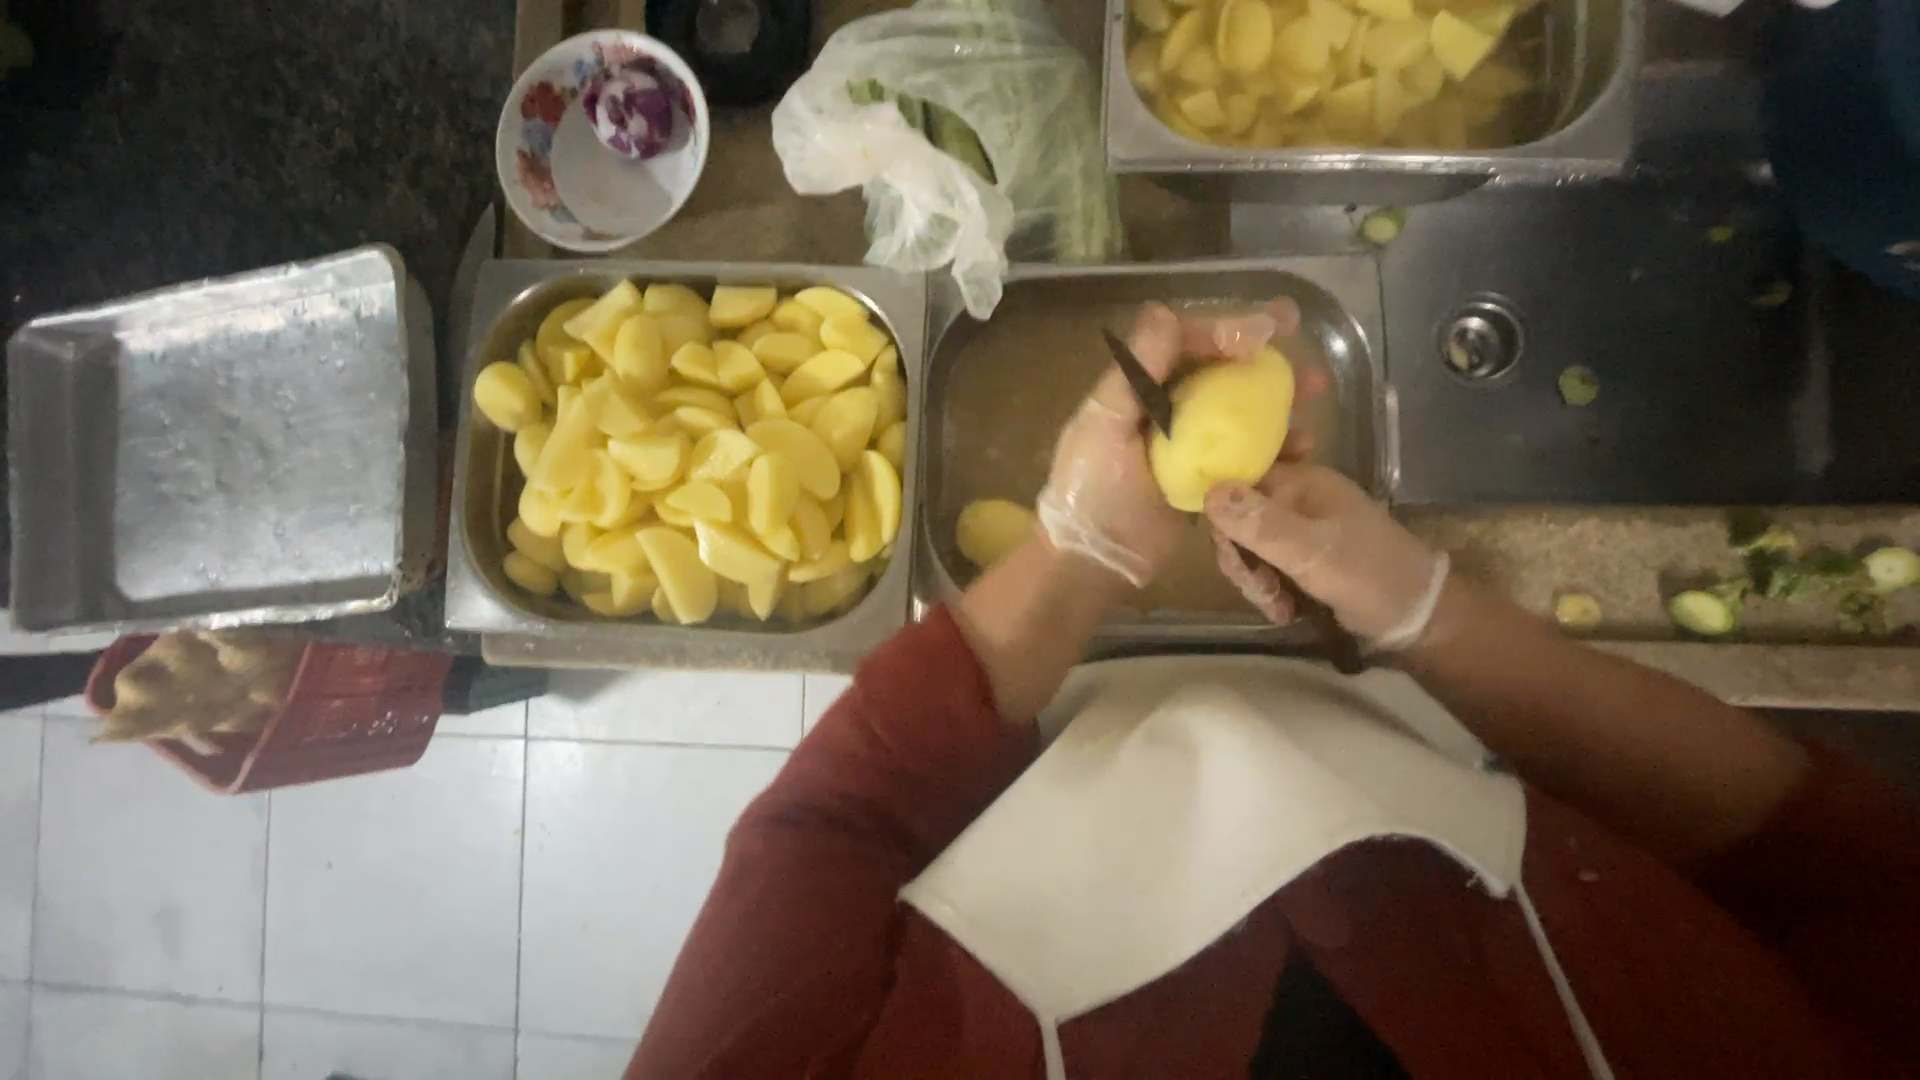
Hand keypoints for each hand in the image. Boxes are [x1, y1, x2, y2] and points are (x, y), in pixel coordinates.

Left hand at [1036, 299, 1305, 586]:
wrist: (1094, 559)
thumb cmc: (1090, 489)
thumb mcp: (1103, 425)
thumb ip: (1135, 372)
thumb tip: (1164, 311)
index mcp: (1138, 389)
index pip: (1183, 345)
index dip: (1222, 330)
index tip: (1264, 330)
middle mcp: (1167, 409)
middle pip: (1219, 371)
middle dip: (1260, 352)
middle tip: (1299, 332)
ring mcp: (1190, 445)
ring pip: (1240, 410)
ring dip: (1278, 396)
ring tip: (1316, 391)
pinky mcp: (1208, 479)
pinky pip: (1248, 454)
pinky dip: (1276, 448)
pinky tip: (1304, 447)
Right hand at [1203, 462, 1447, 650]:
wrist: (1417, 617)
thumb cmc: (1367, 574)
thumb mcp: (1309, 551)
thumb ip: (1259, 523)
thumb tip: (1209, 492)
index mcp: (1301, 482)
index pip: (1238, 478)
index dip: (1222, 509)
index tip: (1227, 545)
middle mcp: (1296, 498)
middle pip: (1236, 518)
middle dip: (1239, 558)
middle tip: (1257, 587)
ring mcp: (1299, 528)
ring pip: (1246, 546)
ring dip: (1254, 580)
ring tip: (1276, 606)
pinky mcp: (1301, 556)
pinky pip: (1264, 566)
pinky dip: (1267, 590)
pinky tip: (1283, 611)